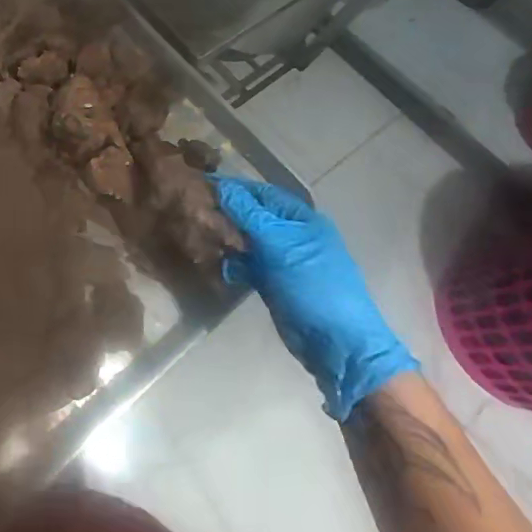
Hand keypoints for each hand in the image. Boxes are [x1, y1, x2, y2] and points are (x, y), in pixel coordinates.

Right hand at [213, 175, 419, 418]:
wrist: (336, 344)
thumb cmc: (312, 285)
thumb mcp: (279, 244)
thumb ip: (249, 214)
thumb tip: (222, 187)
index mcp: (301, 217)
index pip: (261, 193)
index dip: (233, 189)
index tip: (201, 187)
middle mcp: (292, 234)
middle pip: (253, 216)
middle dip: (227, 215)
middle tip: (195, 216)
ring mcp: (284, 260)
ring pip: (249, 241)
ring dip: (229, 241)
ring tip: (201, 240)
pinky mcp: (275, 283)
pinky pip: (250, 265)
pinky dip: (235, 264)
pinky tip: (218, 266)